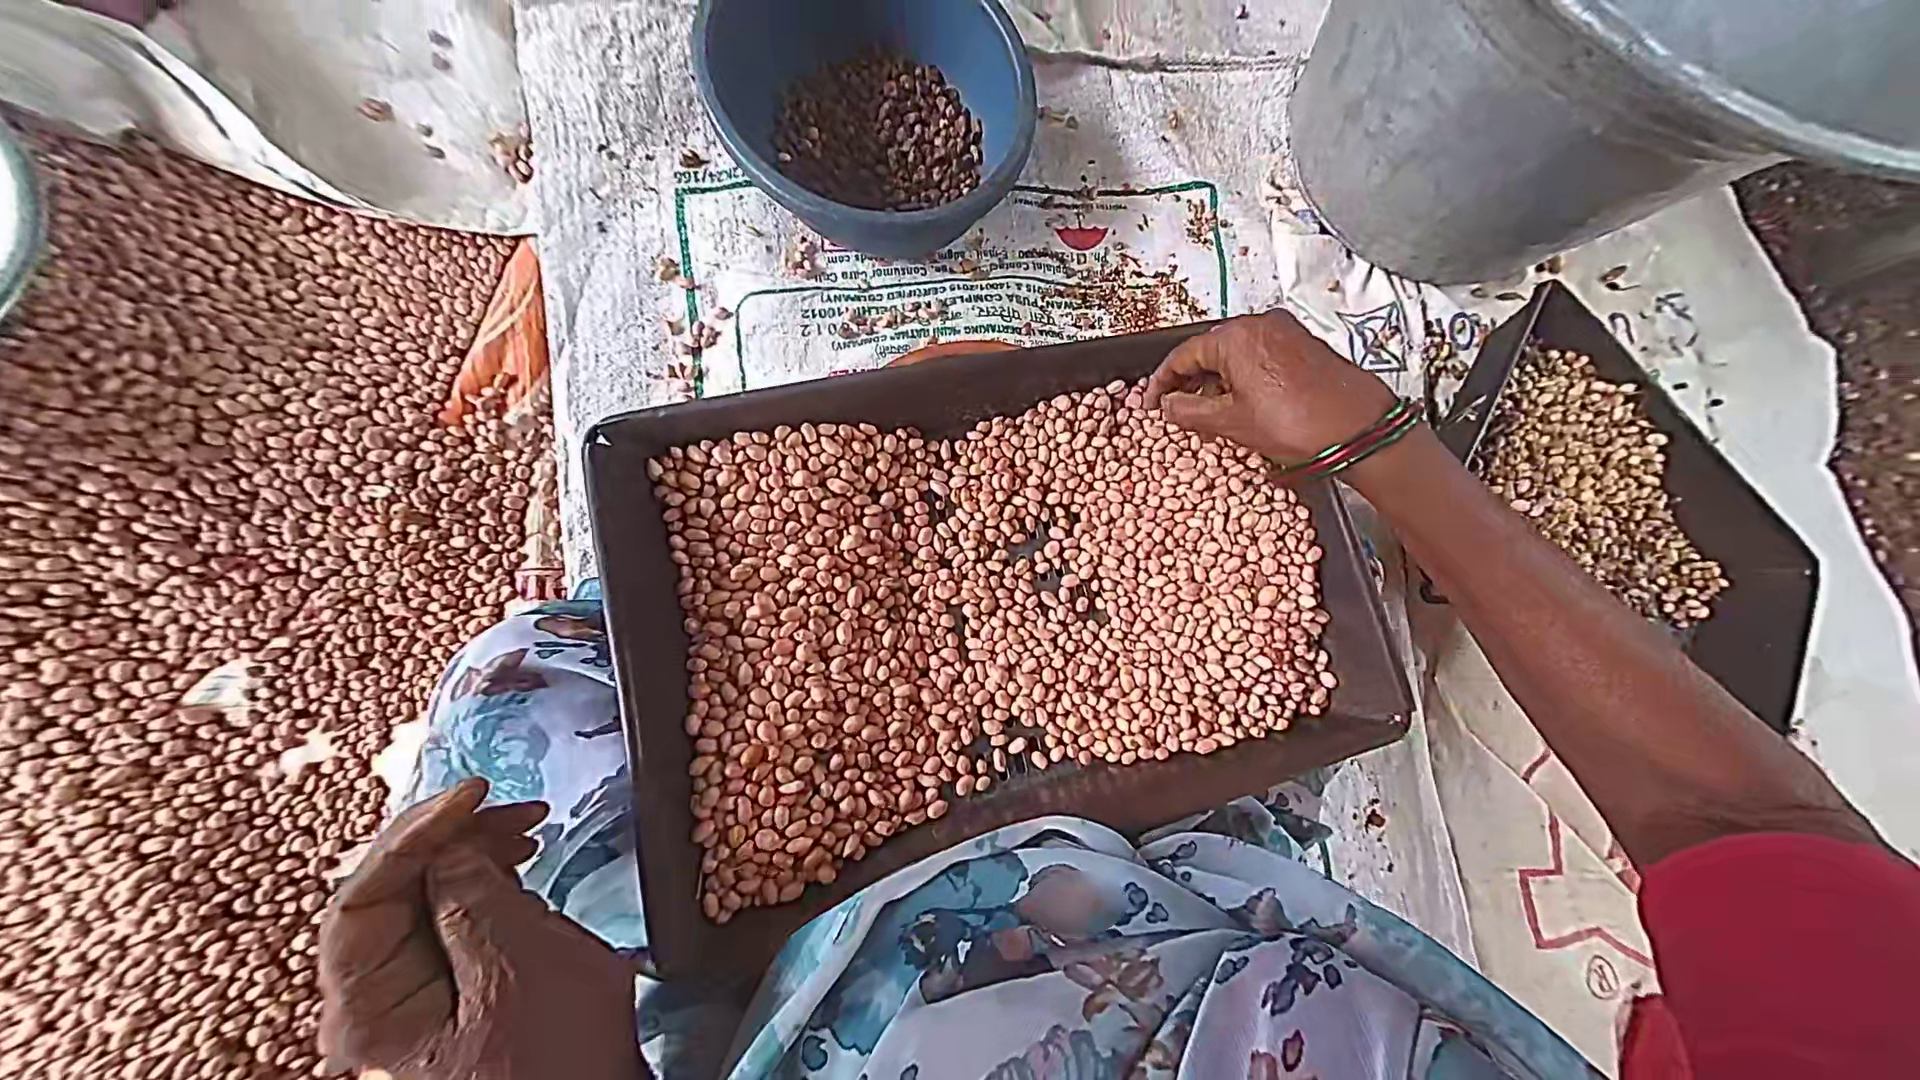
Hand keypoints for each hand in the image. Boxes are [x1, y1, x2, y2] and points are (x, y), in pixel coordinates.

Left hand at [318, 778, 642, 1079]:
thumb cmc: (556, 1052)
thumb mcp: (521, 970)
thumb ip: (477, 905)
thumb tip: (450, 849)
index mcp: (373, 1009)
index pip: (362, 901)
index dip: (414, 834)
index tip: (476, 793)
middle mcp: (378, 996)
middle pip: (391, 889)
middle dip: (451, 835)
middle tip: (519, 810)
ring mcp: (418, 985)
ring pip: (425, 891)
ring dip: (475, 847)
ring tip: (530, 828)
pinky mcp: (457, 973)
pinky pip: (455, 906)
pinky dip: (488, 871)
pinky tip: (520, 857)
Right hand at [1144, 310, 1397, 464]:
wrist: (1360, 430)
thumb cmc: (1299, 424)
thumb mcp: (1230, 423)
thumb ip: (1189, 411)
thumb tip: (1168, 405)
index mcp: (1236, 337)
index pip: (1182, 356)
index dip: (1161, 383)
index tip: (1151, 403)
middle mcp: (1260, 325)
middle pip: (1208, 350)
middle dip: (1188, 381)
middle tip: (1175, 408)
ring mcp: (1284, 332)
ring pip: (1233, 353)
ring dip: (1214, 380)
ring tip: (1205, 411)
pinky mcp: (1301, 345)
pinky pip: (1257, 356)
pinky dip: (1239, 377)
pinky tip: (1237, 402)